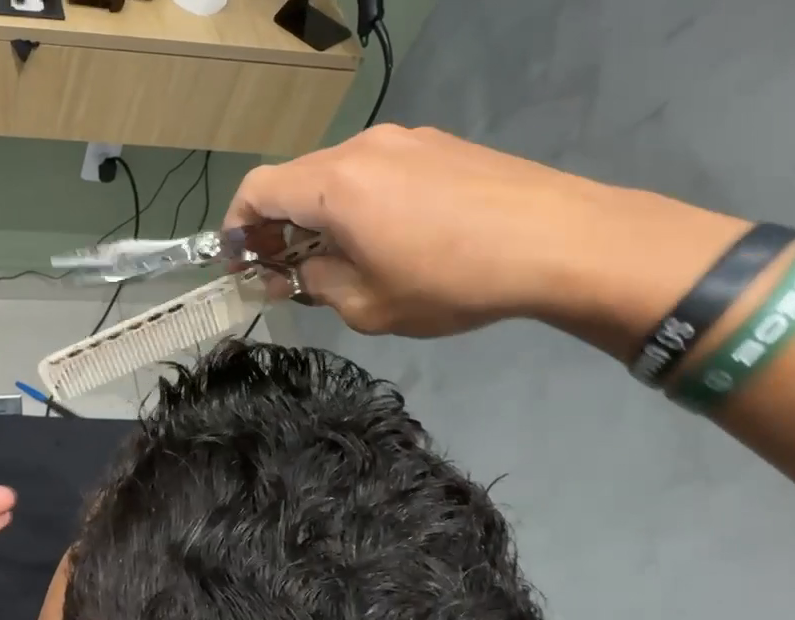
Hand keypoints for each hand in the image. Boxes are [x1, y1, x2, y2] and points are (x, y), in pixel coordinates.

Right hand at [225, 125, 735, 339]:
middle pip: (294, 179)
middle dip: (276, 225)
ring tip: (337, 259)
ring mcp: (406, 140)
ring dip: (318, 214)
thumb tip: (293, 275)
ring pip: (336, 174)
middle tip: (284, 270)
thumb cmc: (449, 280)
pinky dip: (357, 203)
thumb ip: (314, 285)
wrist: (560, 241)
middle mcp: (363, 148)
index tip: (239, 264)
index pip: (256, 190)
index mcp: (334, 184)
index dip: (234, 227)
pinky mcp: (440, 146)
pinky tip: (385, 239)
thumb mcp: (365, 304)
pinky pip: (376, 171)